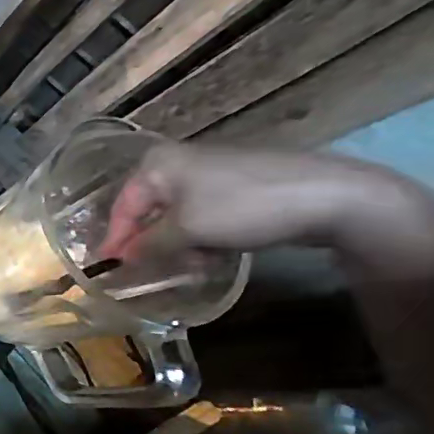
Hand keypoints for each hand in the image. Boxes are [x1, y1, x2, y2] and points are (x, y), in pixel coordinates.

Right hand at [98, 143, 433, 275]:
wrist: (327, 195)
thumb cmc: (242, 207)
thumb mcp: (188, 230)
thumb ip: (150, 245)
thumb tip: (122, 259)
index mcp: (157, 164)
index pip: (123, 206)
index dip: (116, 239)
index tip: (107, 267)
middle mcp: (176, 162)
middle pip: (149, 210)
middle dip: (153, 243)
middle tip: (156, 271)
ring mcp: (208, 172)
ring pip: (178, 216)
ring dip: (182, 244)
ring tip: (197, 264)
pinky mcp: (236, 185)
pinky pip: (204, 214)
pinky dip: (204, 236)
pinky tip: (219, 253)